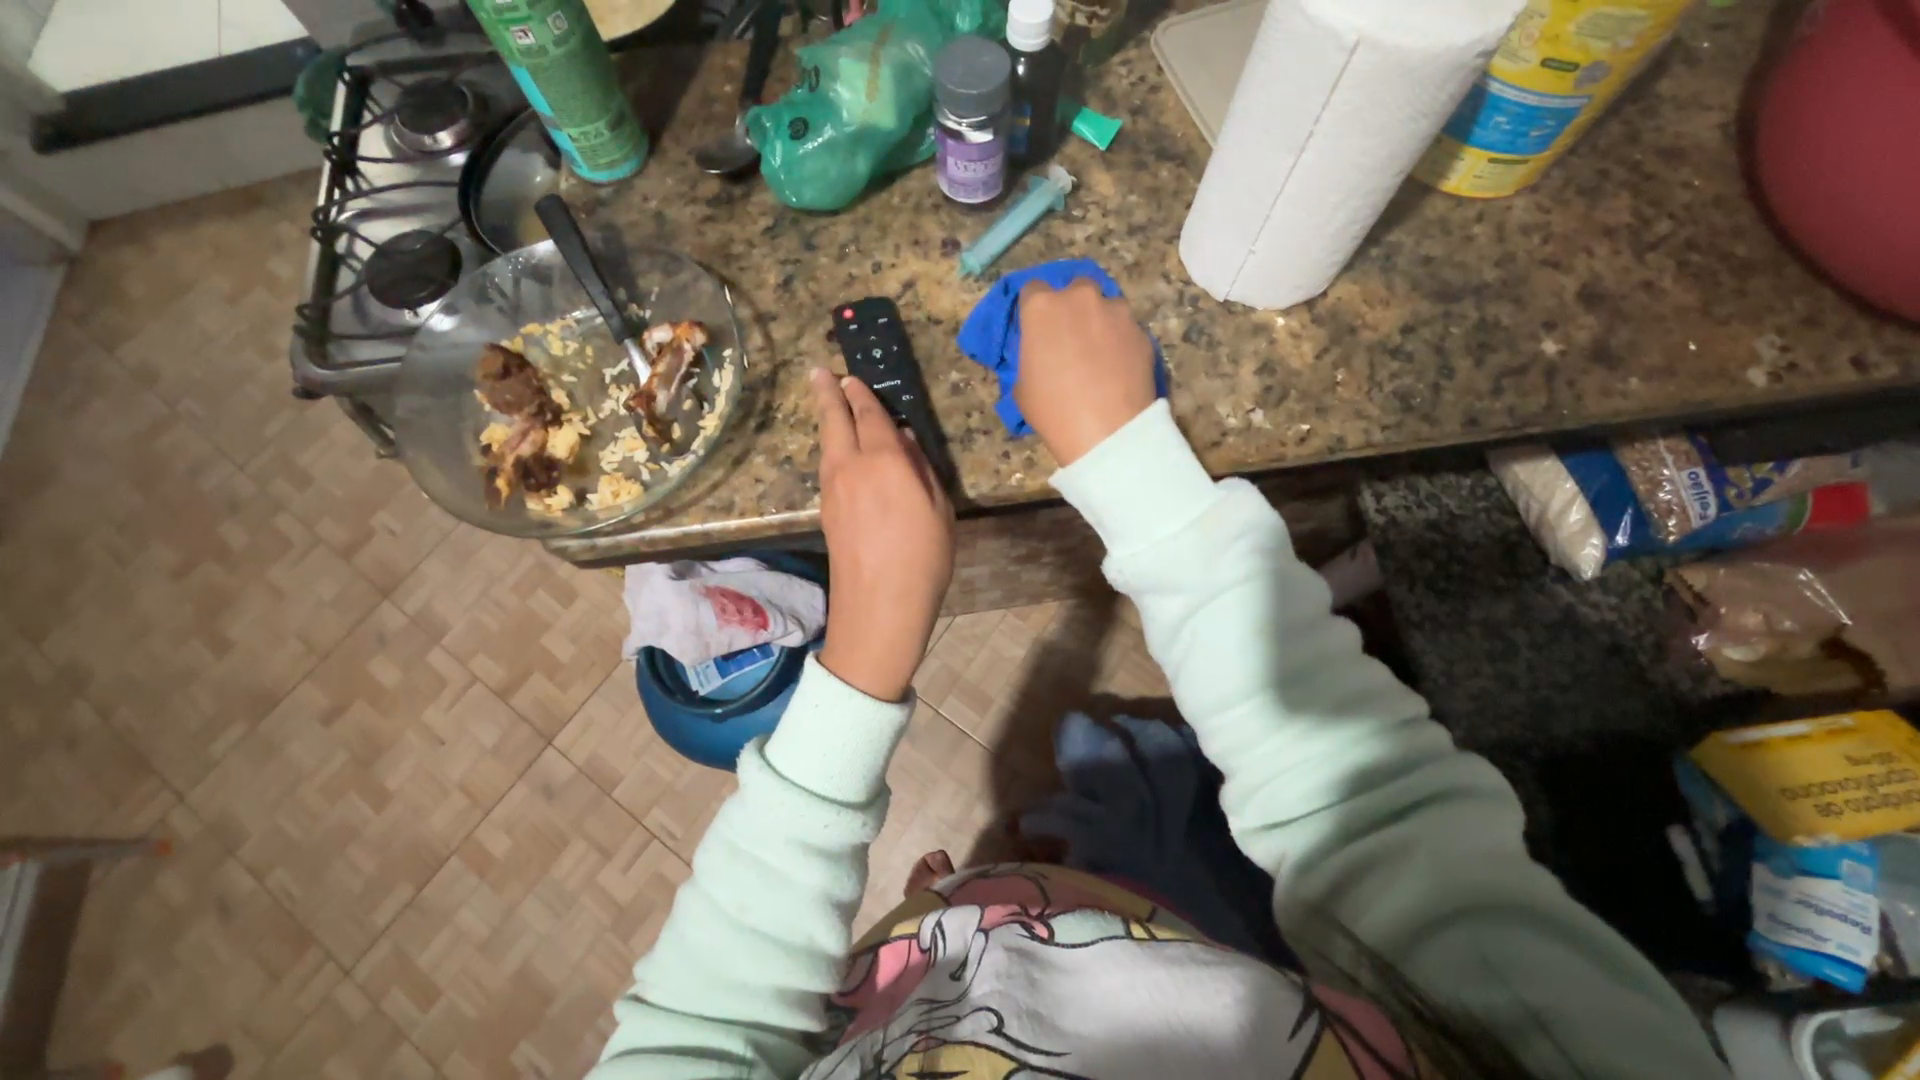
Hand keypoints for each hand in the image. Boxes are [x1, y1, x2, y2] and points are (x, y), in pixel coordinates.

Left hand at [811, 368, 954, 701]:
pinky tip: (837, 449)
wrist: (879, 605)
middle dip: (828, 394)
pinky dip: (830, 448)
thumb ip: (921, 469)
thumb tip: (904, 440)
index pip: (871, 417)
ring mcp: (832, 489)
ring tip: (826, 402)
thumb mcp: (939, 509)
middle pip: (835, 422)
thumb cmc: (922, 558)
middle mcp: (851, 467)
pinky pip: (827, 466)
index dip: (862, 395)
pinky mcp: (825, 511)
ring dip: (826, 419)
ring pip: (827, 444)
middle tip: (820, 372)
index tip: (852, 377)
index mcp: (885, 461)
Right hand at [1015, 278, 1157, 466]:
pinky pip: (1127, 329)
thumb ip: (1030, 356)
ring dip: (1101, 320)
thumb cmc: (1053, 410)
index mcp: (1042, 307)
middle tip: (1070, 336)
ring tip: (1100, 352)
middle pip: (1075, 288)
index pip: (1032, 289)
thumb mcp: (1022, 386)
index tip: (1036, 327)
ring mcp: (1117, 312)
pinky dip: (1122, 341)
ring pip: (1107, 305)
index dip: (1033, 308)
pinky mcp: (1143, 332)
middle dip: (1073, 306)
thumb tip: (1040, 354)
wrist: (1107, 432)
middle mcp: (1080, 298)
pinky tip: (1120, 367)